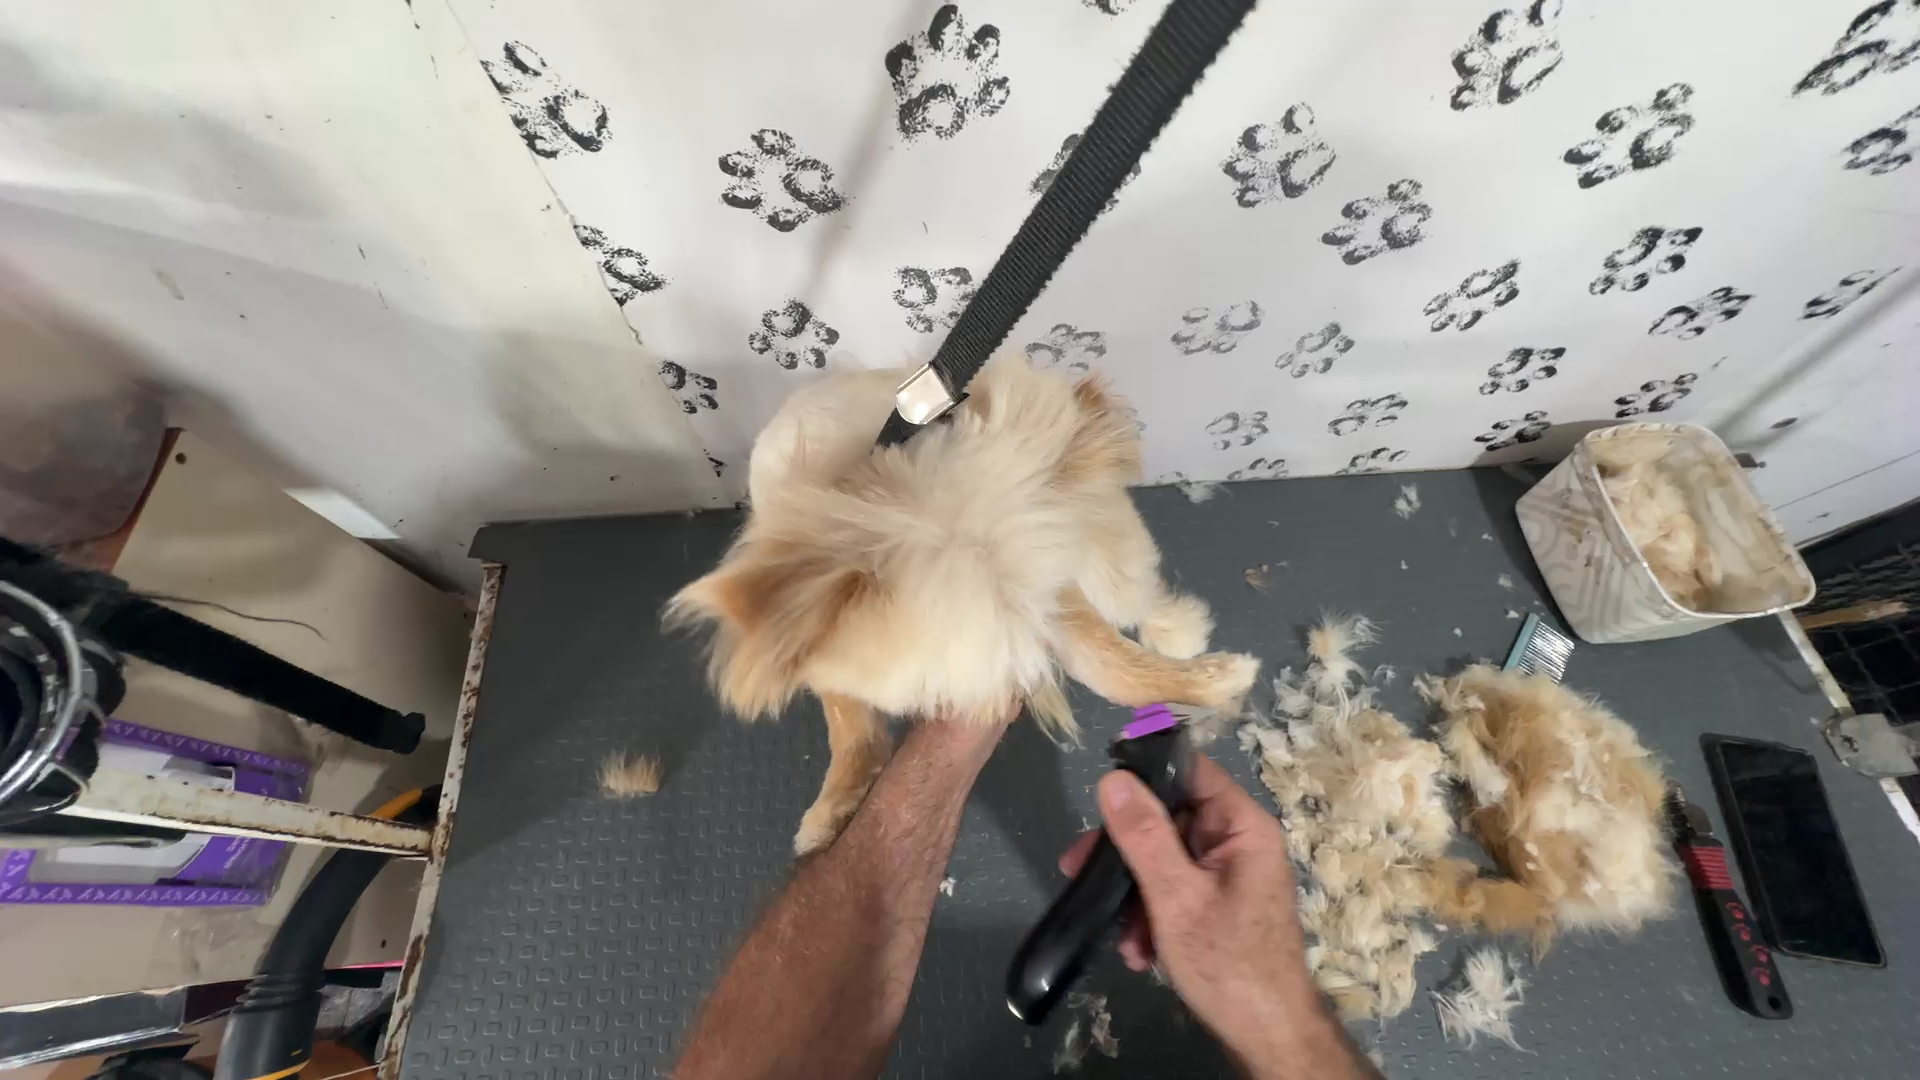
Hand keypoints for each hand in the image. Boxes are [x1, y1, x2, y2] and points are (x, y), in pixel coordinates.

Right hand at [1059, 755, 1364, 1077]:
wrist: (1270, 1043)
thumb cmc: (1229, 965)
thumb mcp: (1176, 896)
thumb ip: (1143, 834)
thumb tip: (1113, 778)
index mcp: (1240, 824)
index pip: (1189, 769)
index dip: (1145, 770)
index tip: (1102, 789)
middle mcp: (1236, 839)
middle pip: (1167, 816)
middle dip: (1124, 848)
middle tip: (1078, 867)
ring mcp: (1227, 872)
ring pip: (1163, 855)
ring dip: (1133, 890)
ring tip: (1118, 932)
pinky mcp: (1217, 901)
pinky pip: (1173, 886)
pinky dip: (1151, 912)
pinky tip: (1138, 949)